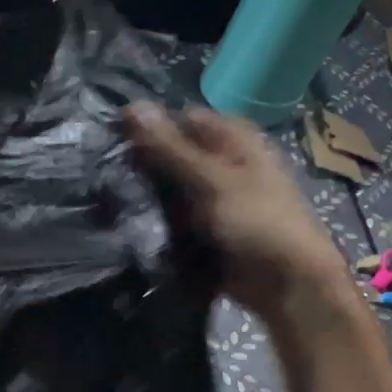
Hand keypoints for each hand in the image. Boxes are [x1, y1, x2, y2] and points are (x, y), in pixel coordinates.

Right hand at [124, 103, 347, 310]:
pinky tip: (127, 222)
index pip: (181, 119)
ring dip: (146, 194)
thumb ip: (169, 148)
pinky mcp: (206, 228)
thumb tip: (131, 106)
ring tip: (108, 197)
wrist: (287, 285)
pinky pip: (174, 217)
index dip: (148, 126)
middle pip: (173, 154)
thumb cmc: (257, 222)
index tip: (111, 139)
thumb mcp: (210, 180)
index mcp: (234, 140)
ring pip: (170, 187)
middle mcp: (224, 163)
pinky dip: (157, 219)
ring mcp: (214, 197)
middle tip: (104, 172)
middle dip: (143, 163)